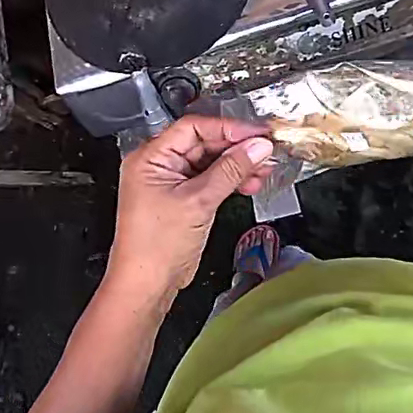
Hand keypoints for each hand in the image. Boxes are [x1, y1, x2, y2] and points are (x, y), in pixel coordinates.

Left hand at [108, 116, 275, 303]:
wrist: (147, 284)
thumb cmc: (154, 247)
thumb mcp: (199, 201)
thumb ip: (231, 170)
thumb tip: (256, 147)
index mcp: (151, 157)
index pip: (194, 128)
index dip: (228, 128)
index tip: (256, 133)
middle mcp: (159, 165)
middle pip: (204, 143)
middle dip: (237, 147)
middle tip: (265, 150)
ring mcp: (172, 182)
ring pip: (211, 161)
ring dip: (238, 164)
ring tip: (263, 169)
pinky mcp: (183, 197)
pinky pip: (211, 178)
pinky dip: (231, 179)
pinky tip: (250, 182)